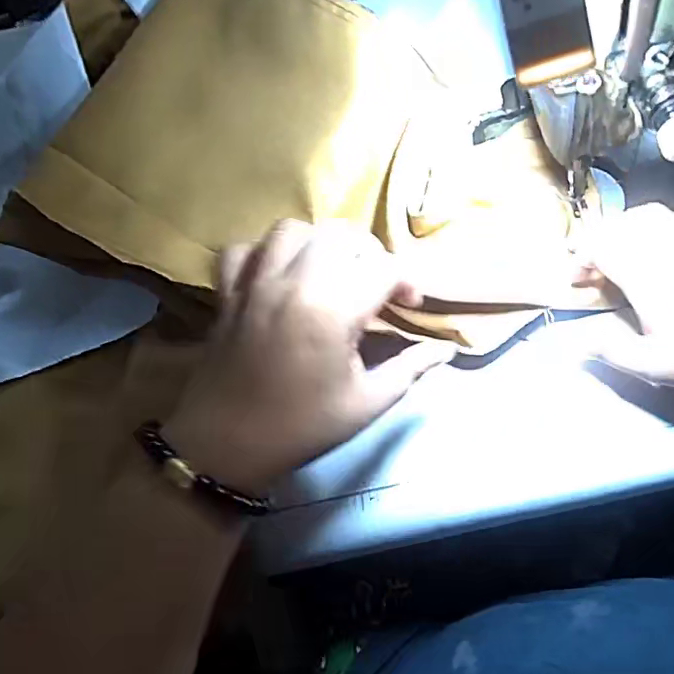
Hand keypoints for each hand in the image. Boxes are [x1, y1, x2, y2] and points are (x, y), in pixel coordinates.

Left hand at [164, 221, 456, 490]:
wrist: (228, 444)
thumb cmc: (305, 425)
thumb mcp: (368, 402)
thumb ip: (411, 368)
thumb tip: (446, 349)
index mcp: (332, 310)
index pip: (382, 267)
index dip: (406, 281)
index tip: (411, 305)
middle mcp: (293, 283)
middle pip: (340, 236)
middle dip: (369, 254)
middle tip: (377, 286)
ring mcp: (255, 283)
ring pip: (292, 230)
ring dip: (321, 243)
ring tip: (334, 272)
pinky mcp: (228, 292)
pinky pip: (244, 249)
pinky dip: (267, 254)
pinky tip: (282, 277)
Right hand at [578, 204, 673, 401]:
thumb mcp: (653, 365)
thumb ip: (612, 349)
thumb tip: (578, 341)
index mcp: (647, 274)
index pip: (602, 245)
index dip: (582, 257)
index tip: (575, 279)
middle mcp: (670, 248)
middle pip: (625, 224)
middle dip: (602, 241)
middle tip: (596, 269)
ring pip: (655, 215)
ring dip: (630, 228)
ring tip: (626, 251)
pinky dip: (666, 224)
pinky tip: (670, 242)